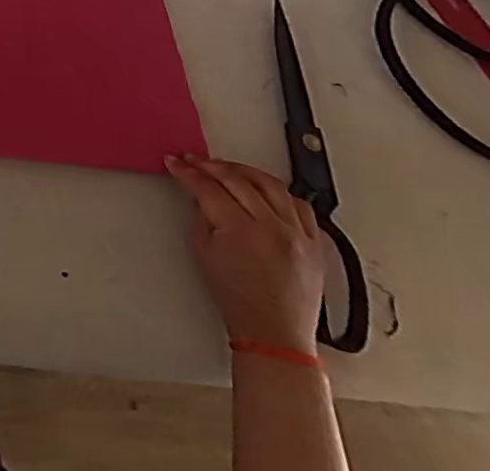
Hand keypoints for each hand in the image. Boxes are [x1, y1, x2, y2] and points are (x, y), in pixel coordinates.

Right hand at [165, 153, 328, 352]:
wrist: (274, 329)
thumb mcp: (203, 250)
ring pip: (272, 185)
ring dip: (244, 171)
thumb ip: (203, 216)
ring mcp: (299, 234)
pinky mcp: (315, 242)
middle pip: (238, 180)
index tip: (174, 162)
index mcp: (241, 230)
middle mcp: (273, 227)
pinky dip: (278, 191)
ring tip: (226, 168)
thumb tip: (202, 195)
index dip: (186, 171)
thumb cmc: (235, 295)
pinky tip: (263, 189)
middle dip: (209, 165)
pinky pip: (300, 205)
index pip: (208, 187)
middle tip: (193, 160)